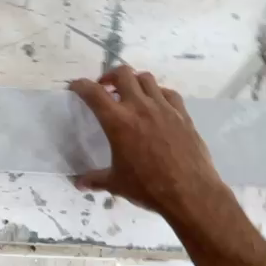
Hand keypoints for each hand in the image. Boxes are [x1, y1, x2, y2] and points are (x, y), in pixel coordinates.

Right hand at [70, 65, 234, 231]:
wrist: (189, 191)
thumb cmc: (147, 187)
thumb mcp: (116, 184)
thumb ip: (95, 179)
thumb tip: (79, 184)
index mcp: (118, 122)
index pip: (94, 93)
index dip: (80, 86)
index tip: (76, 87)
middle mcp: (140, 107)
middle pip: (123, 74)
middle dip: (110, 76)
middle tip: (105, 87)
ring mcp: (164, 108)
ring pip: (146, 79)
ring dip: (134, 82)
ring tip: (130, 94)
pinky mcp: (182, 114)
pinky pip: (168, 93)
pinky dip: (157, 93)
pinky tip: (155, 106)